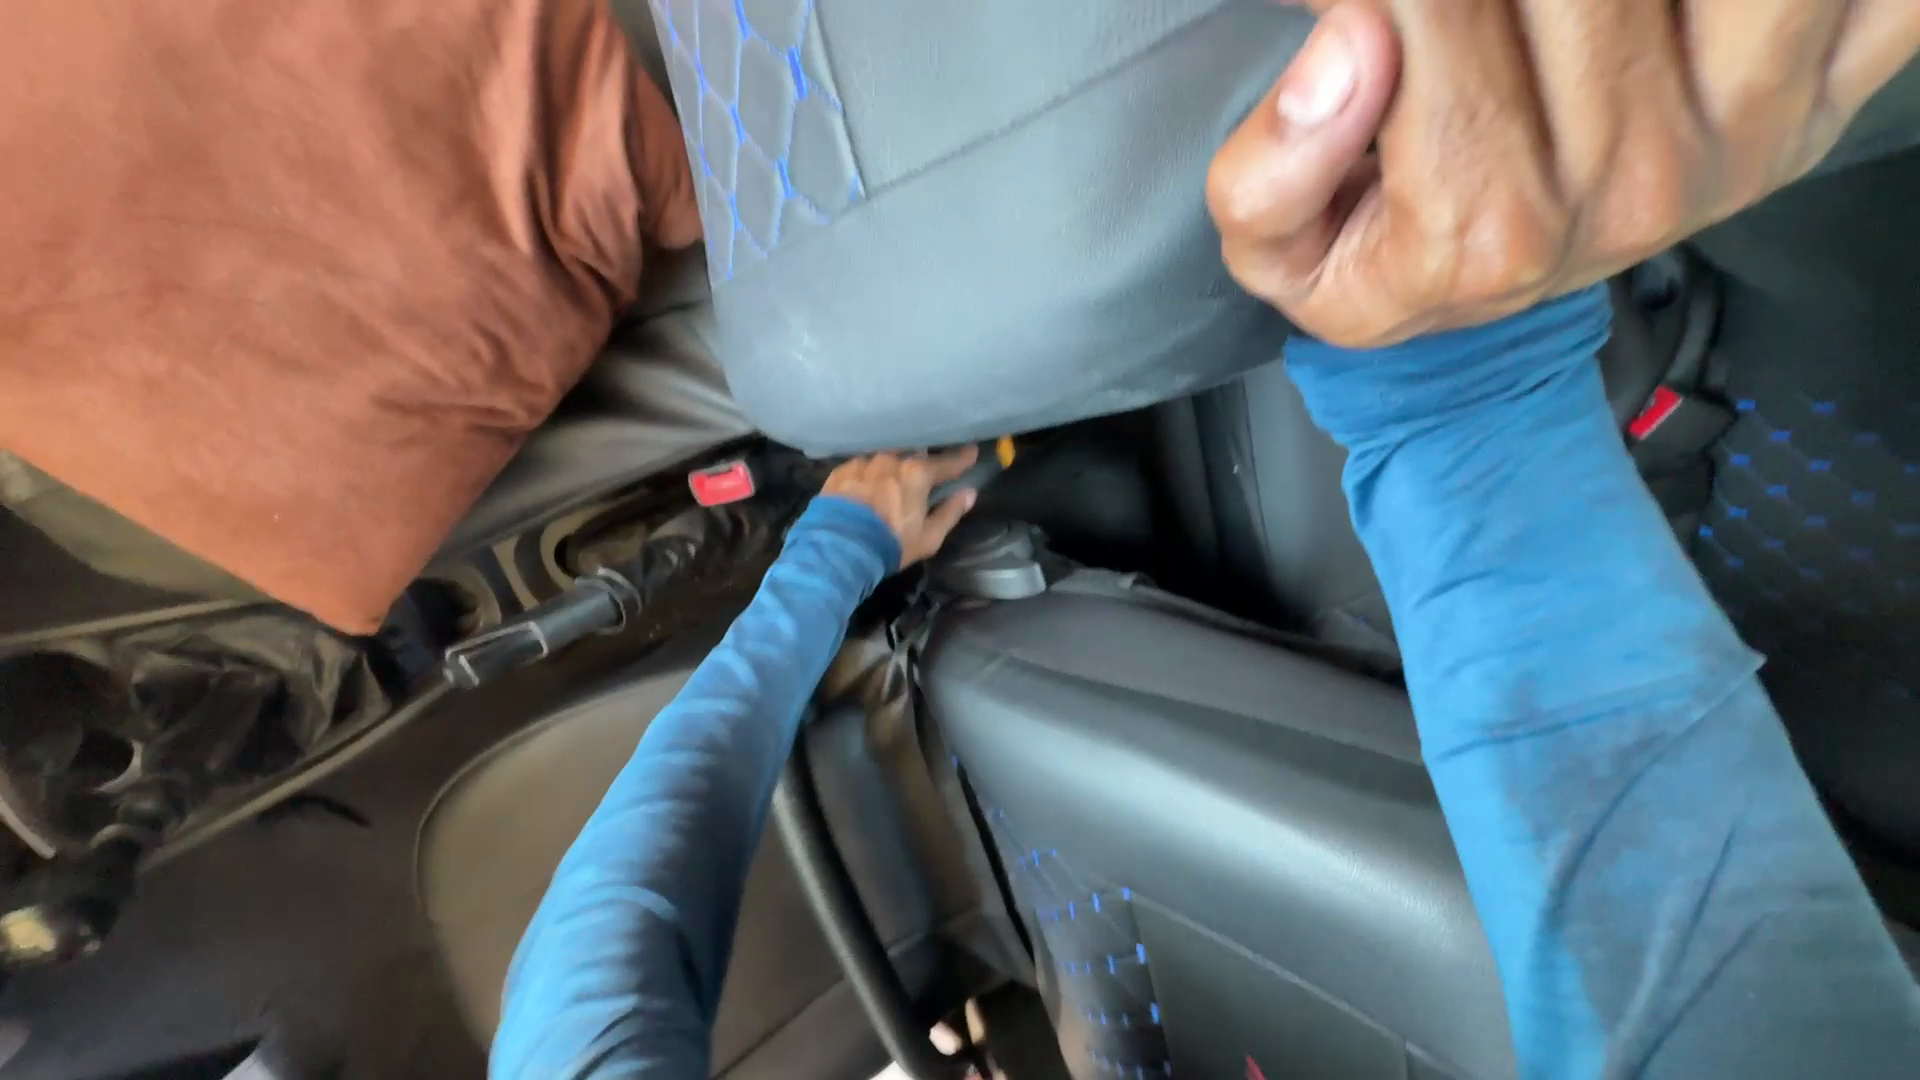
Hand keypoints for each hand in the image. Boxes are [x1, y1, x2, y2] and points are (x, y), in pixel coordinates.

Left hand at [821, 446, 980, 567]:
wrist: (837, 548)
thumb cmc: (890, 544)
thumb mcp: (928, 537)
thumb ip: (950, 512)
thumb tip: (968, 493)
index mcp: (917, 474)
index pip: (947, 462)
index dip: (962, 458)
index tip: (971, 451)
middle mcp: (891, 460)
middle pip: (914, 453)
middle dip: (923, 458)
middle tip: (926, 465)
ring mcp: (864, 462)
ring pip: (886, 456)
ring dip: (894, 463)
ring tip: (894, 471)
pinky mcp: (841, 471)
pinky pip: (863, 465)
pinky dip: (870, 471)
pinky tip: (868, 480)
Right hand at [1208, 0, 1919, 346]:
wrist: (1466, 296)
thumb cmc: (1371, 263)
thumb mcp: (1270, 253)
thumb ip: (1271, 174)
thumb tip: (1348, 50)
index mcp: (1484, 234)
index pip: (1436, 20)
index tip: (1368, 15)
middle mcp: (1627, 192)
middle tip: (1447, 22)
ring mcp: (1742, 141)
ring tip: (1529, 29)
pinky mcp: (1820, 98)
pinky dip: (1727, 5)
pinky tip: (1633, 30)